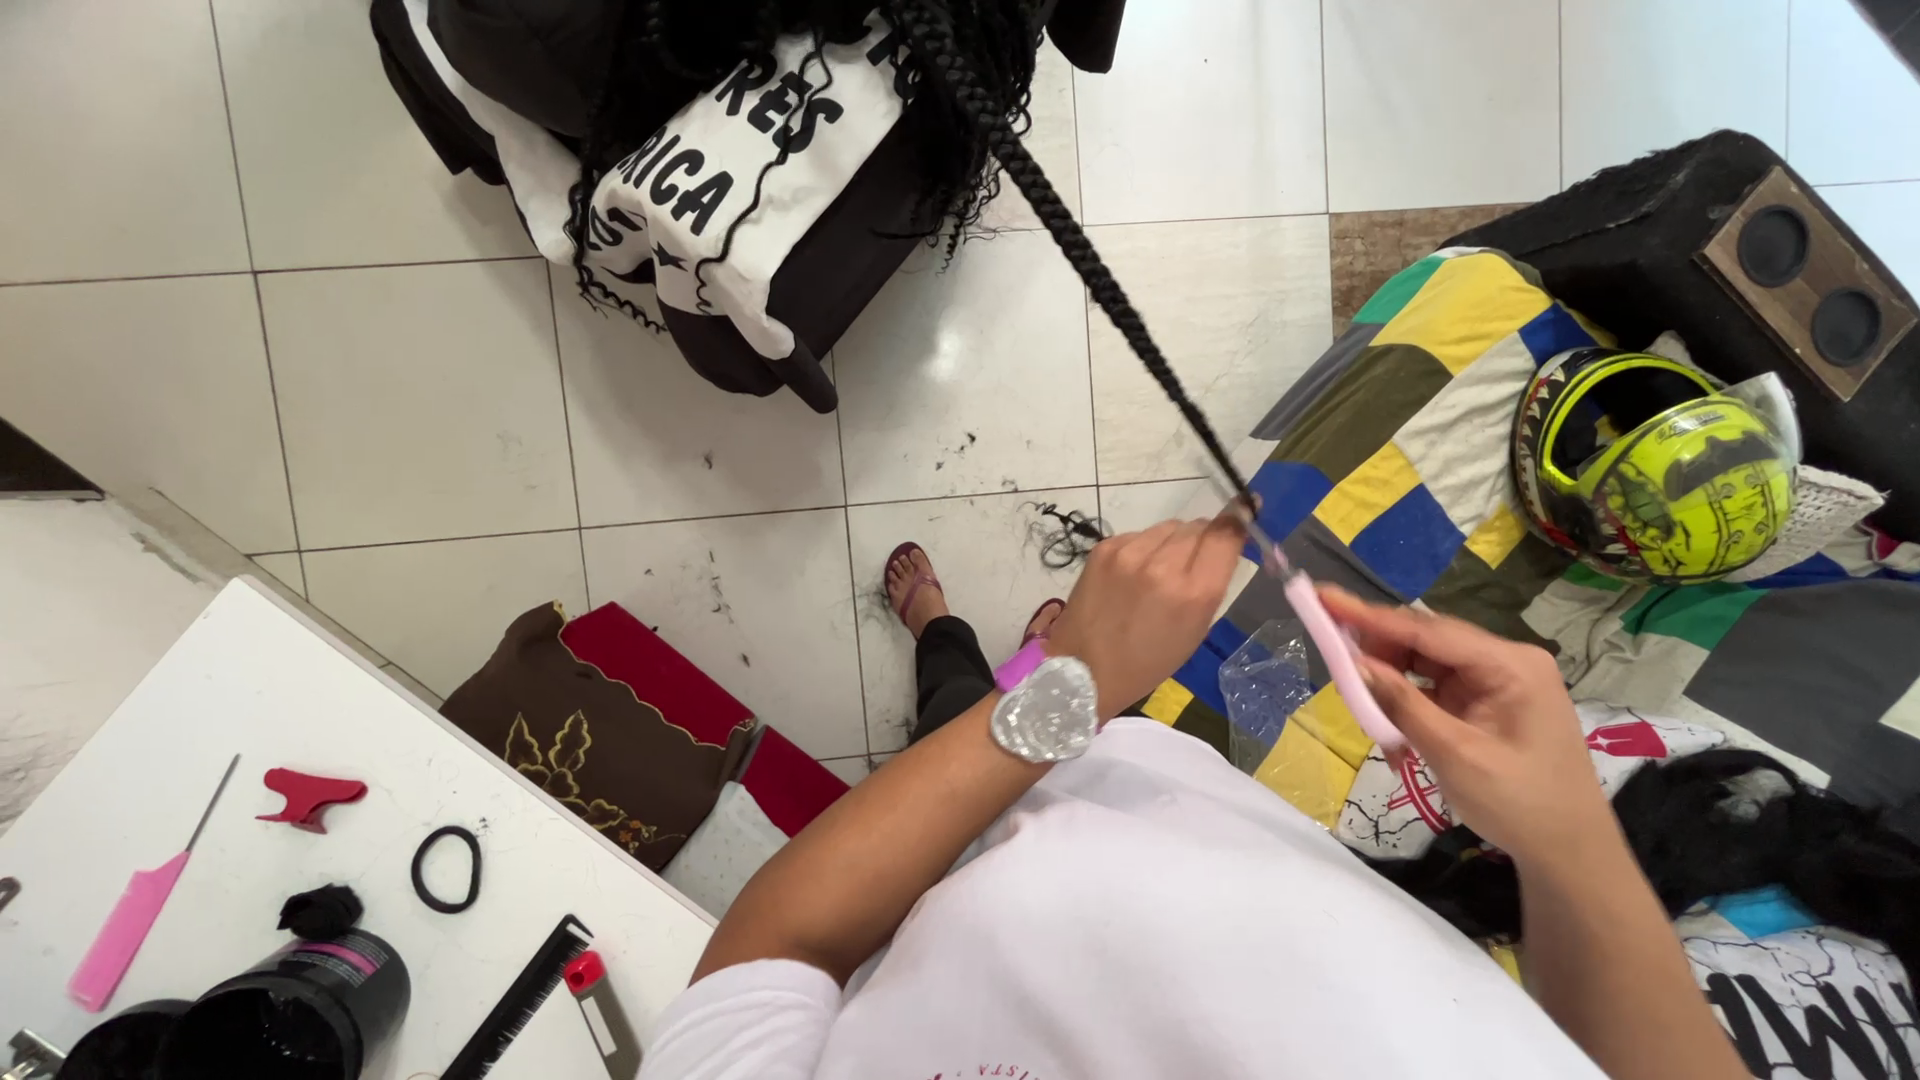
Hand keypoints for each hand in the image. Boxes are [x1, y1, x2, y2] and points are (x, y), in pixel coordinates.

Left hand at [1044, 511, 1245, 721]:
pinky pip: (1138, 535)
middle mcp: (1163, 565)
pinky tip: (1132, 575)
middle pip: (1198, 527)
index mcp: (1194, 592)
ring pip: (1168, 527)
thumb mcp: (1195, 629)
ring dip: (1172, 542)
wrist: (1083, 668)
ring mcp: (1129, 553)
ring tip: (1158, 572)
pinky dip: (1143, 548)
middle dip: (1202, 539)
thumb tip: (1224, 542)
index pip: (1226, 533)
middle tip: (1192, 563)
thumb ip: (1211, 582)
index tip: (1245, 512)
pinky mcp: (1103, 548)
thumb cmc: (1148, 661)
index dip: (1239, 520)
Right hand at [1319, 587, 1618, 871]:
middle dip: (1376, 649)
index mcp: (1509, 665)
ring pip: (1422, 661)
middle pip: (1423, 640)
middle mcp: (1503, 661)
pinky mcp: (1484, 699)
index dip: (1370, 614)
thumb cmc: (1519, 803)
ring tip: (1361, 702)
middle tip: (1332, 658)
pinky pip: (1431, 684)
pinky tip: (1387, 717)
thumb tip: (1353, 664)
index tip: (1323, 597)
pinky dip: (1404, 698)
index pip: (1426, 630)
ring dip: (1388, 678)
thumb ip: (1401, 704)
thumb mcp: (1453, 754)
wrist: (1568, 851)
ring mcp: (1495, 679)